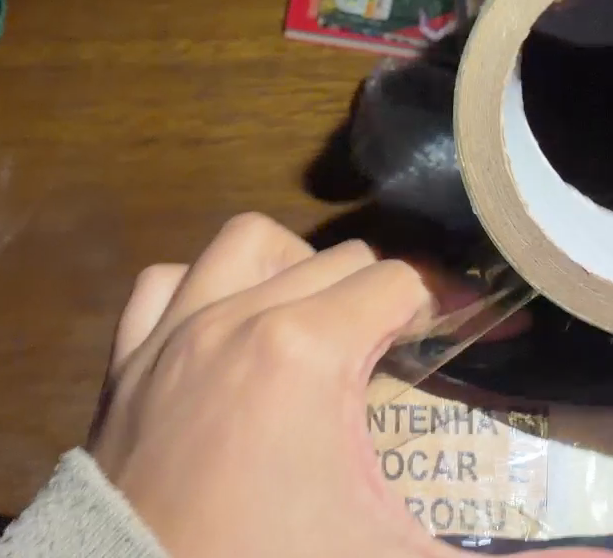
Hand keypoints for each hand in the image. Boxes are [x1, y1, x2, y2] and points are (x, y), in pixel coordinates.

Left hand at [90, 213, 612, 557]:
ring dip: (292, 267)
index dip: (453, 303)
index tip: (487, 331)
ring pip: (244, 245)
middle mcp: (235, 317)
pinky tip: (225, 327)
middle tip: (412, 349)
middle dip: (387, 294)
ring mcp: (171, 336)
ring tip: (318, 319)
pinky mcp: (125, 367)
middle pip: (339, 261)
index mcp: (305, 350)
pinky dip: (200, 290)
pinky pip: (162, 285)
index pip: (401, 285)